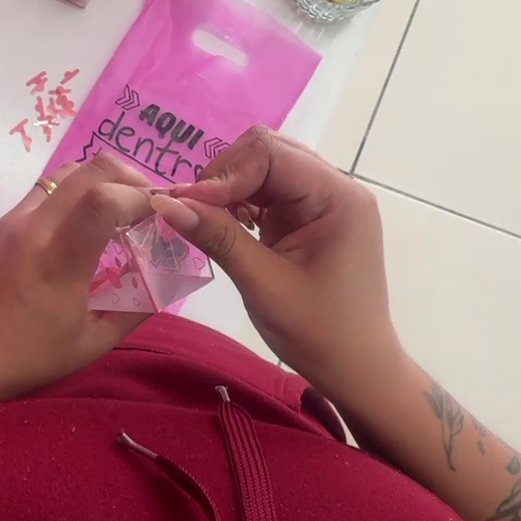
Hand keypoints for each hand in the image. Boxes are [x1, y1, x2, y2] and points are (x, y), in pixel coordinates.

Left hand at [0, 154, 154, 411]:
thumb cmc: (28, 359)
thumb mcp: (93, 343)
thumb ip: (136, 306)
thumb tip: (166, 275)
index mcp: (57, 262)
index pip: (103, 198)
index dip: (141, 197)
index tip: (159, 217)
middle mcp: (32, 229)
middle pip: (90, 168)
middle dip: (130, 179)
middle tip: (147, 207)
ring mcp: (12, 221)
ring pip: (66, 171)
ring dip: (100, 181)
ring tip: (118, 212)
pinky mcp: (1, 223)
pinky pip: (46, 190)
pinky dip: (75, 194)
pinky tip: (84, 226)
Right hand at [148, 126, 405, 411]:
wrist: (356, 368)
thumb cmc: (317, 332)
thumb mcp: (262, 285)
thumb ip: (217, 237)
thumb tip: (164, 203)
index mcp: (337, 197)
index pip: (270, 153)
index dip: (224, 174)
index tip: (187, 207)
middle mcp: (334, 188)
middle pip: (266, 152)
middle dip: (222, 177)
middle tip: (190, 213)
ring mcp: (321, 202)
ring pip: (262, 170)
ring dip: (227, 190)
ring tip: (201, 221)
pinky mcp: (307, 218)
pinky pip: (266, 194)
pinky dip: (237, 204)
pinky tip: (220, 227)